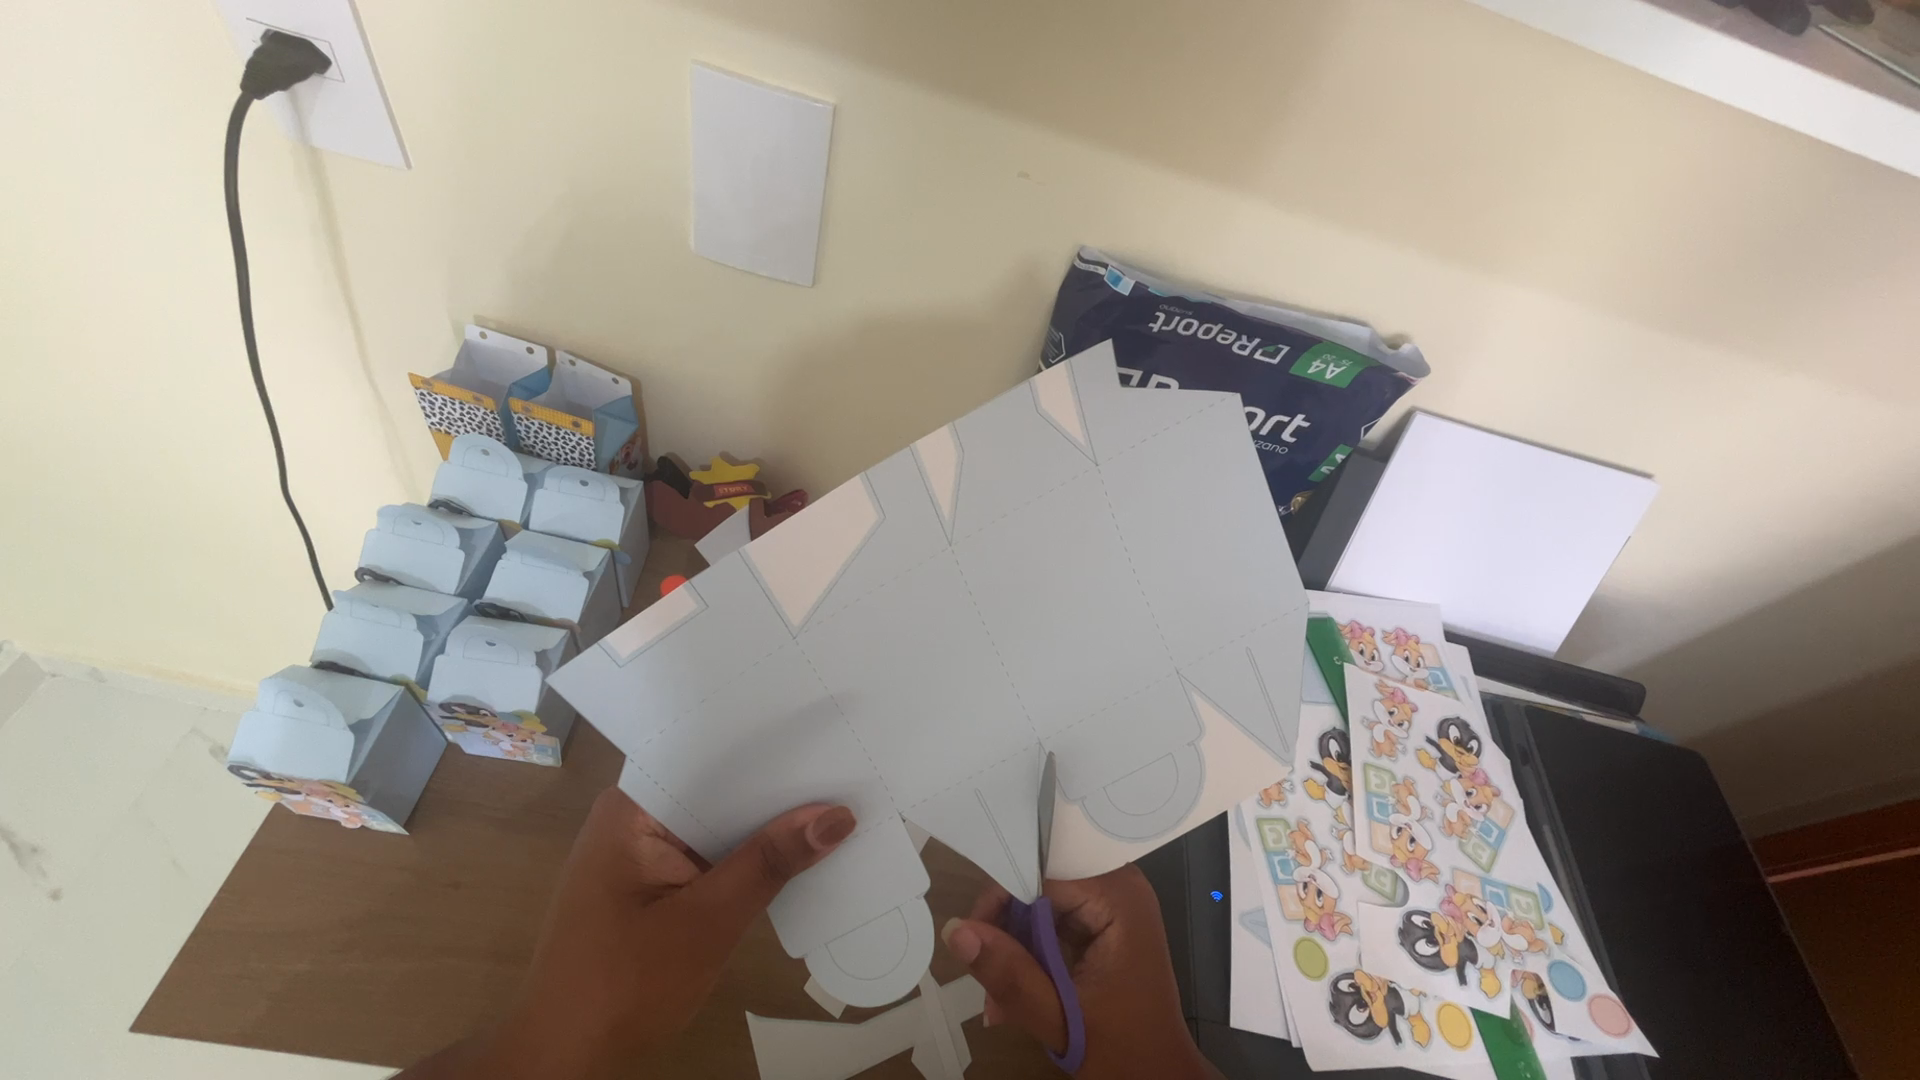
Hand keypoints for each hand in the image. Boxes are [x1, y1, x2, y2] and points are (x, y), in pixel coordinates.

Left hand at [400, 787, 854, 1079]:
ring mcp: (643, 849)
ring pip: (718, 820)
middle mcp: (636, 815)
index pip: (710, 756)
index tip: (828, 736)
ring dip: (766, 823)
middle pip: (718, 786)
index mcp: (632, 807)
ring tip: (836, 800)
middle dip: (776, 787)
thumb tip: (838, 815)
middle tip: (847, 768)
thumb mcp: (708, 921)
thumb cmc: (622, 986)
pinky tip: (797, 851)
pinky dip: (748, 854)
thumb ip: (770, 862)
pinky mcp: (654, 880)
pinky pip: (711, 850)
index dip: (770, 747)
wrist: (561, 1063)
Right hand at [939, 865, 1218, 1079]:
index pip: (1043, 871)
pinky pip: (1054, 918)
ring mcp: (1112, 902)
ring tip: (998, 999)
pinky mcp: (1104, 920)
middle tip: (986, 976)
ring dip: (1015, 944)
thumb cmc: (1125, 1052)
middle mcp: (1118, 885)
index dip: (1004, 897)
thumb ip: (1010, 974)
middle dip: (1007, 926)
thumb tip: (955, 930)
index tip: (974, 934)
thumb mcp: (1061, 1018)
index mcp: (1118, 896)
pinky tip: (1016, 989)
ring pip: (1042, 901)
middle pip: (1041, 881)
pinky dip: (1032, 950)